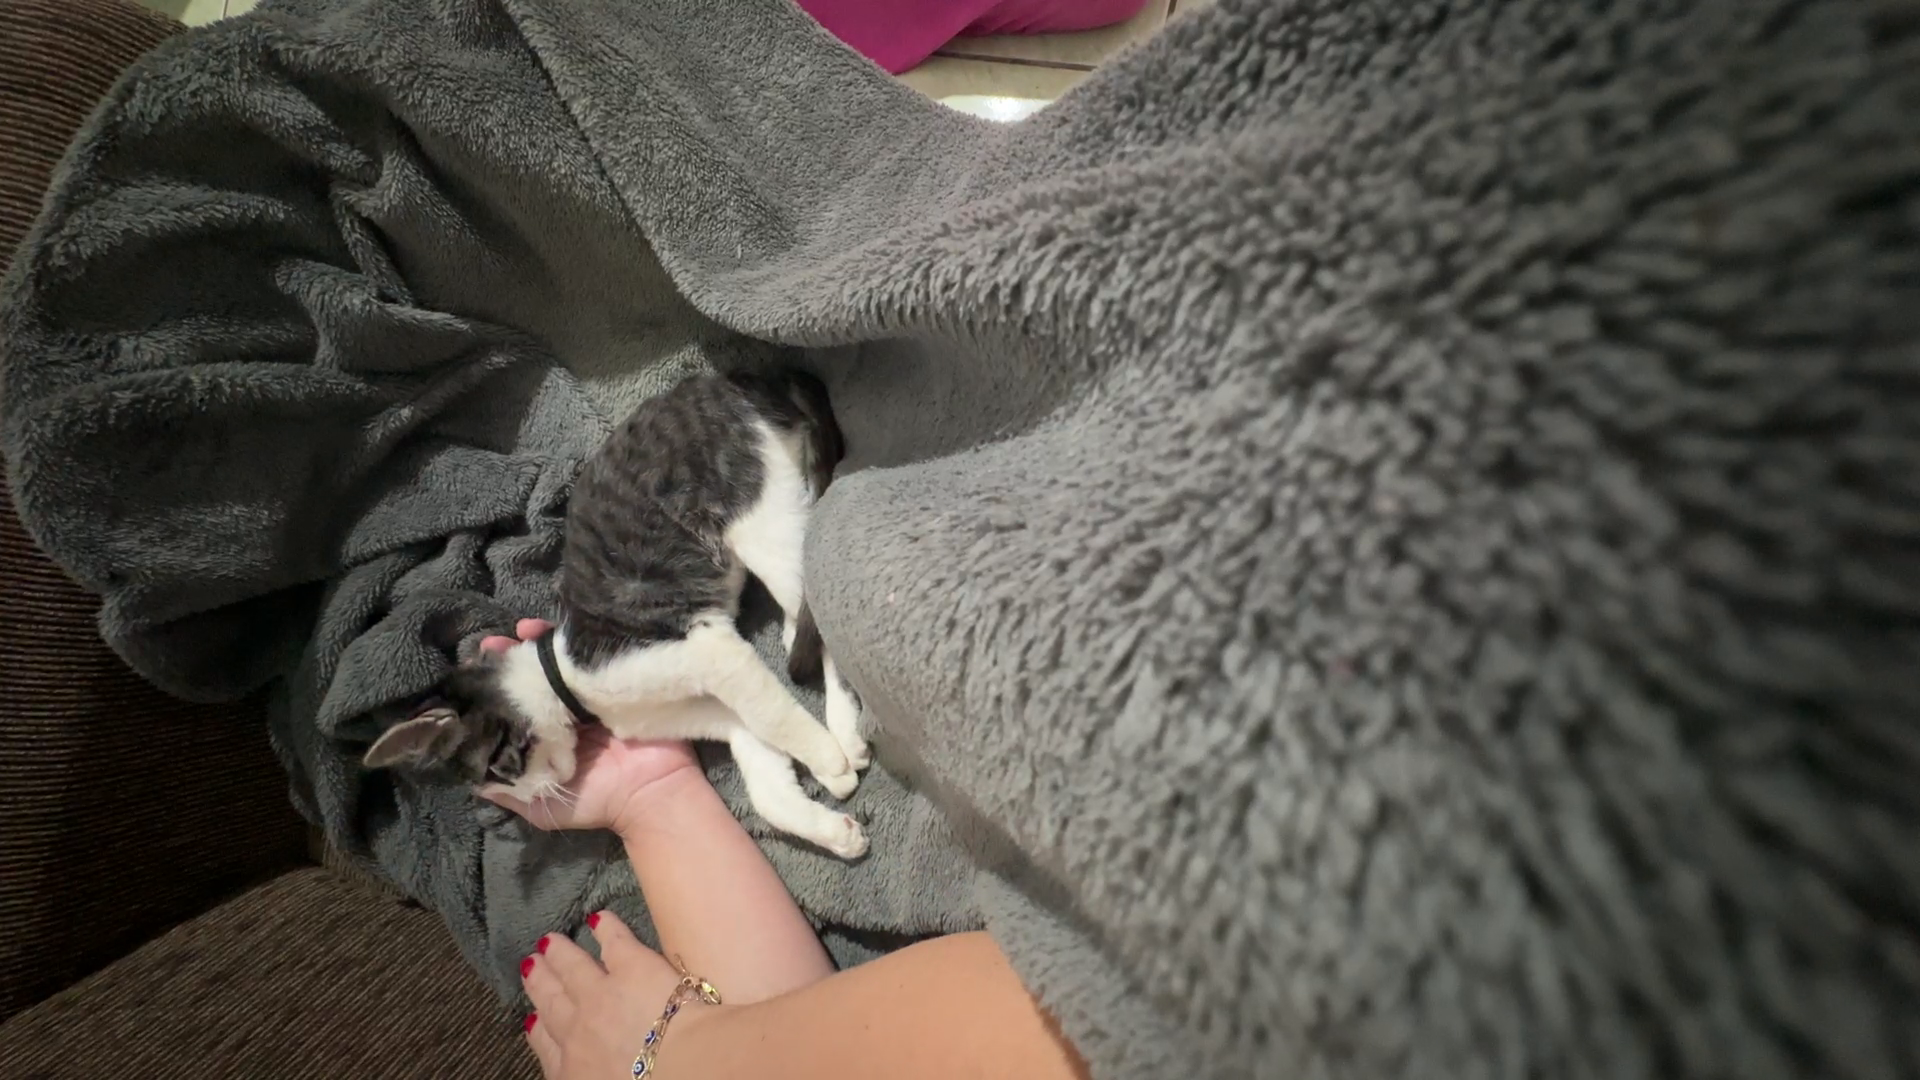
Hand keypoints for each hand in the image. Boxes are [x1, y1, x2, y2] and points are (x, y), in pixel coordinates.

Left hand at [479, 618, 703, 832]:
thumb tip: (463, 769)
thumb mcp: (540, 805)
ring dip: (543, 644)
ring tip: (523, 628)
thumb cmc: (599, 801)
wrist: (653, 792)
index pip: (518, 704)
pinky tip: (561, 629)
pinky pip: (597, 659)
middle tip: (494, 644)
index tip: (477, 669)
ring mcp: (597, 694)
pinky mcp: (620, 682)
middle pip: (537, 677)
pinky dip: (580, 643)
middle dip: (515, 658)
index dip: (498, 686)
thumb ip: (505, 787)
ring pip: (564, 663)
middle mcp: (570, 711)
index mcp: (550, 735)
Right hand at [522, 911, 728, 1079]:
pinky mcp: (632, 965)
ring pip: (575, 968)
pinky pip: (614, 940)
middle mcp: (578, 1031)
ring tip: (551, 940)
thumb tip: (583, 1073)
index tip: (532, 1019)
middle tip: (531, 964)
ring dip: (562, 953)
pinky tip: (599, 917)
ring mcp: (602, 994)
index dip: (539, 1030)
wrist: (678, 1071)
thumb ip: (587, 1078)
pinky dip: (605, 927)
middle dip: (540, 984)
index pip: (548, 1048)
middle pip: (553, 1003)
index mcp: (572, 1074)